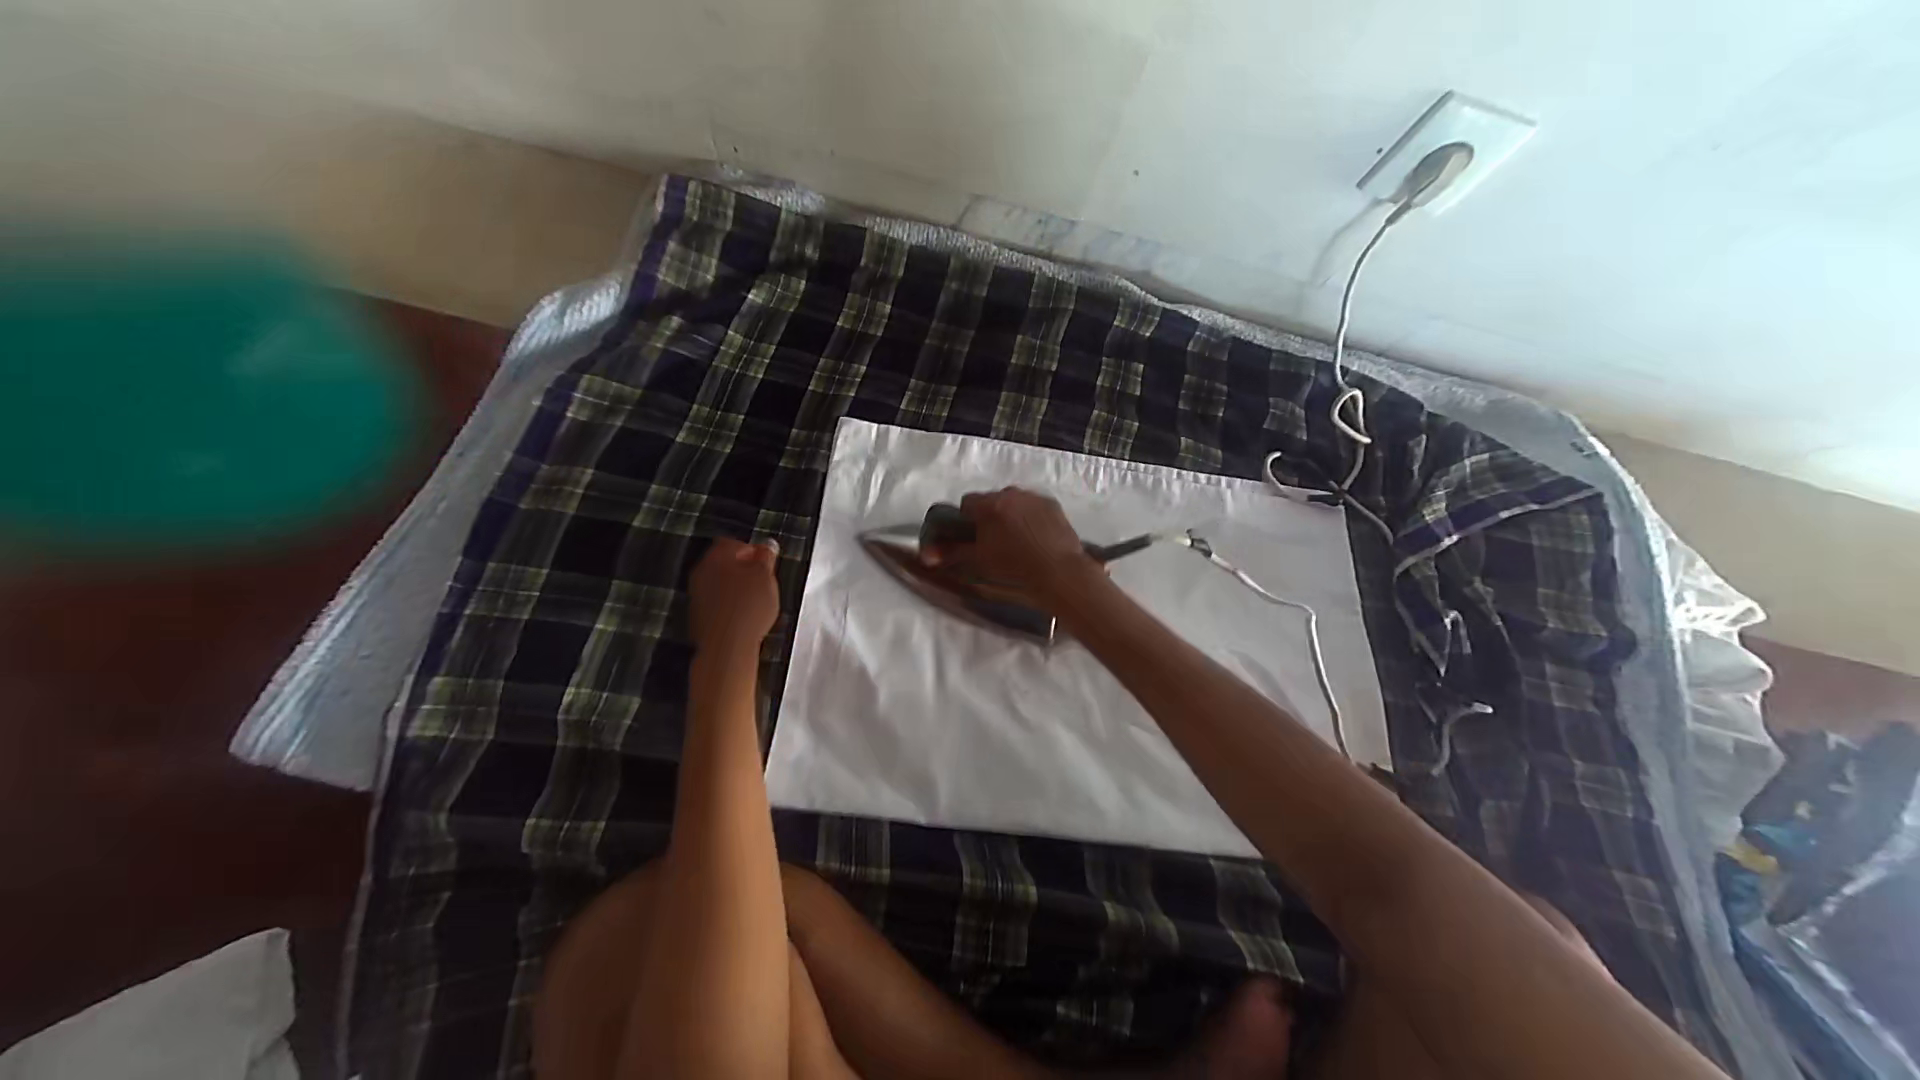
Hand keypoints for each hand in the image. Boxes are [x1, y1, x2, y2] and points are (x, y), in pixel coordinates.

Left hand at [688, 537, 780, 653]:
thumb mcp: (766, 577)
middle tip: (763, 577)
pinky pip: (716, 602)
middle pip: (723, 562)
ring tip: (757, 598)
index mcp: (716, 557)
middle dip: (743, 568)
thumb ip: (766, 557)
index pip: (732, 542)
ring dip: (736, 586)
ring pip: (719, 582)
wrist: (727, 646)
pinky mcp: (698, 616)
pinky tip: (745, 613)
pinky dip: (730, 603)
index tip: (765, 559)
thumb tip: (768, 545)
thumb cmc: (748, 607)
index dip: (751, 548)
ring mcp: (697, 595)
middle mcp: (701, 572)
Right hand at [933, 487, 1105, 604]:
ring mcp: (1034, 497)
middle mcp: (1011, 493)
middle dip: (987, 517)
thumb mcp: (978, 560)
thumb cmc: (1014, 567)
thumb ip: (950, 552)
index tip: (970, 538)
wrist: (1059, 572)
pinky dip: (1029, 517)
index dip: (965, 521)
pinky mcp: (1052, 504)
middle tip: (992, 542)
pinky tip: (1034, 538)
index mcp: (989, 504)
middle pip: (990, 501)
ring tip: (1015, 541)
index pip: (966, 504)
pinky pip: (1032, 506)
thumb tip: (927, 554)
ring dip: (1008, 515)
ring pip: (1012, 502)